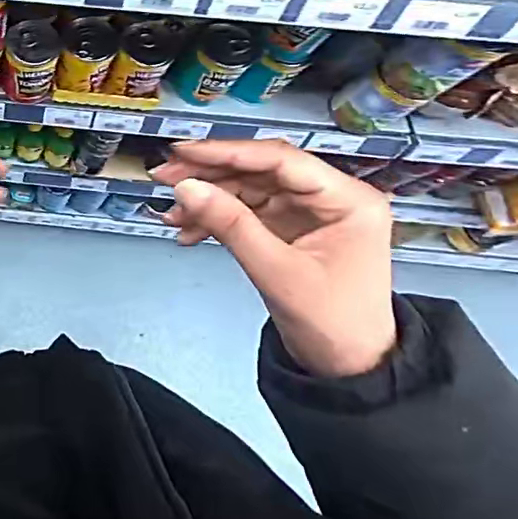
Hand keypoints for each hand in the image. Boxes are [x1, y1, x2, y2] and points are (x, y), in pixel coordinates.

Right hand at [151, 140, 396, 377]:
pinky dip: (215, 217)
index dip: (227, 152)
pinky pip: (244, 209)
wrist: (349, 367)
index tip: (186, 151)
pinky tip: (189, 229)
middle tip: (168, 175)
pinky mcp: (287, 225)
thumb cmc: (338, 324)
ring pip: (246, 188)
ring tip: (174, 210)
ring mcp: (306, 211)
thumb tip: (188, 188)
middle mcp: (329, 197)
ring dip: (207, 197)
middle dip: (210, 174)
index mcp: (348, 199)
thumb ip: (231, 225)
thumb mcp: (278, 273)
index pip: (279, 159)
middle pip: (258, 169)